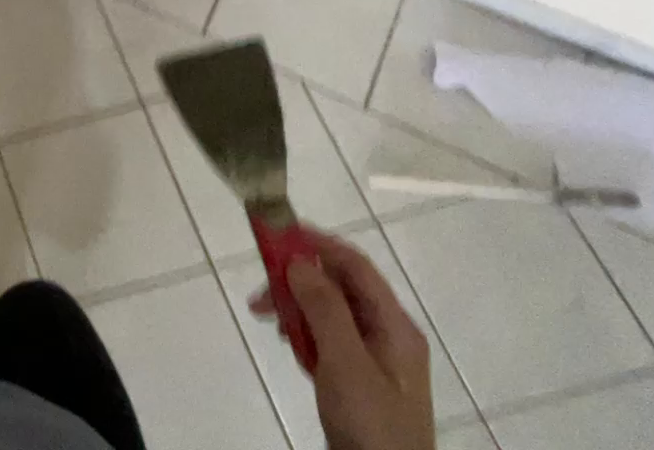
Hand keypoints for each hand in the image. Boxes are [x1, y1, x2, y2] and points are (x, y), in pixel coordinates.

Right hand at [250, 232, 434, 449]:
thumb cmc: (370, 422)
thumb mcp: (345, 363)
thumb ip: (324, 309)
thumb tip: (298, 260)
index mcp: (394, 325)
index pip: (354, 266)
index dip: (316, 242)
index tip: (275, 232)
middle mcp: (387, 333)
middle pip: (338, 286)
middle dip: (296, 278)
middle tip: (259, 289)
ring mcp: (375, 356)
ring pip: (328, 310)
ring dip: (294, 305)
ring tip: (264, 317)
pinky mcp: (358, 375)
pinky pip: (326, 336)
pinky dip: (302, 330)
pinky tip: (286, 342)